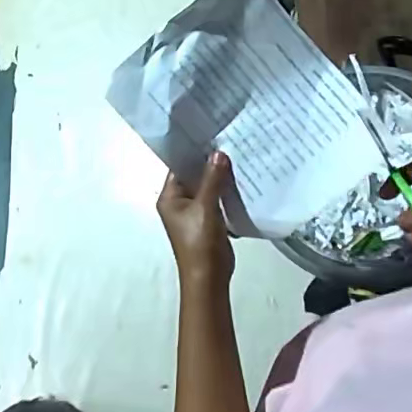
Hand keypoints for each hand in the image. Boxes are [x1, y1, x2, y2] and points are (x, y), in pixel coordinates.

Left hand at [157, 152, 234, 288]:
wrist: (209, 277)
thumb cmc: (199, 242)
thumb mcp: (205, 208)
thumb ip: (212, 179)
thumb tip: (219, 152)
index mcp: (169, 197)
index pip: (179, 167)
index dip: (193, 152)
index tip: (210, 134)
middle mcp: (179, 202)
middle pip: (194, 176)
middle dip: (210, 162)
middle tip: (229, 139)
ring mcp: (195, 211)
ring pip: (208, 187)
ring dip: (220, 176)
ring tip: (238, 154)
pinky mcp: (209, 220)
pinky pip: (217, 199)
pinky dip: (226, 191)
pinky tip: (242, 178)